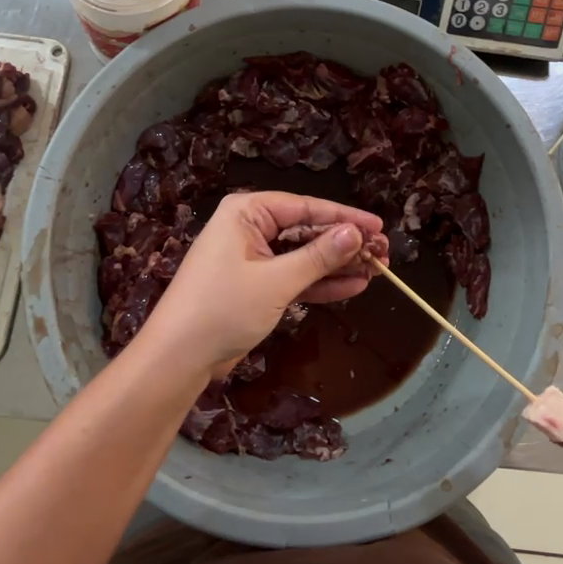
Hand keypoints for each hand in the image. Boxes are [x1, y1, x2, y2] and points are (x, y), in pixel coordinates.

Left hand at [134, 192, 387, 380]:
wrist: (178, 357)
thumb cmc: (223, 309)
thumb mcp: (277, 281)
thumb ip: (319, 256)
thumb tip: (356, 234)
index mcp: (247, 212)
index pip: (305, 206)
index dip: (344, 216)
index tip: (379, 226)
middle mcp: (249, 228)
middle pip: (306, 230)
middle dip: (344, 243)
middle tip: (383, 254)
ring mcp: (251, 258)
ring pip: (303, 255)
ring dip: (337, 264)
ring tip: (377, 270)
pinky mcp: (255, 286)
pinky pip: (294, 276)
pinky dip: (320, 283)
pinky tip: (353, 286)